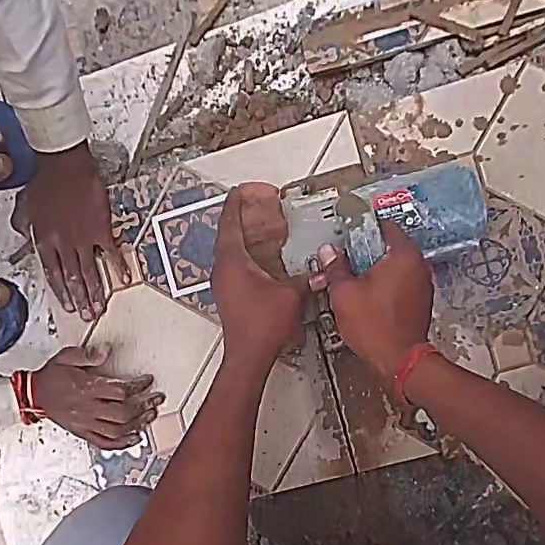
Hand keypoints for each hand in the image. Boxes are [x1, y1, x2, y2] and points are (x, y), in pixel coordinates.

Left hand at [14, 144, 127, 322]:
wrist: (63, 164)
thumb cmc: (46, 180)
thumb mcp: (26, 203)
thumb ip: (25, 223)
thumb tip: (22, 234)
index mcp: (44, 239)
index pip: (52, 272)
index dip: (61, 292)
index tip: (68, 306)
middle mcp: (63, 243)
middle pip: (72, 278)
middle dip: (80, 299)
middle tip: (87, 316)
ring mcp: (82, 238)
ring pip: (89, 272)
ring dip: (96, 292)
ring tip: (101, 307)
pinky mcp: (100, 230)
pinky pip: (110, 254)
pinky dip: (117, 268)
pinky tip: (123, 280)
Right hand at [26, 346, 160, 449]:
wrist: (33, 394)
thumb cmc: (51, 376)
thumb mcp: (66, 357)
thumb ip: (87, 355)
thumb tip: (106, 352)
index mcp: (86, 389)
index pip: (120, 390)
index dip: (138, 386)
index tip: (148, 381)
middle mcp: (88, 409)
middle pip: (124, 413)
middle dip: (144, 406)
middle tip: (156, 400)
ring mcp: (86, 423)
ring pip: (117, 430)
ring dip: (138, 424)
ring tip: (150, 416)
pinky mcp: (83, 432)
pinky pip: (104, 443)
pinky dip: (122, 443)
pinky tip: (134, 438)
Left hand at [211, 183, 304, 377]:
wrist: (249, 356)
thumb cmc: (261, 327)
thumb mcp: (291, 295)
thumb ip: (307, 278)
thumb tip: (321, 271)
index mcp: (232, 259)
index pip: (231, 216)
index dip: (242, 198)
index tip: (253, 188)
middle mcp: (224, 267)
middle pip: (232, 230)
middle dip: (251, 215)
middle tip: (268, 205)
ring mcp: (226, 282)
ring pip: (236, 248)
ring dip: (254, 235)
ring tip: (273, 227)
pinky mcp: (232, 294)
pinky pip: (241, 264)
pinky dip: (255, 254)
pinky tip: (273, 257)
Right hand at [310, 221, 432, 376]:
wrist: (399, 360)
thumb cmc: (375, 326)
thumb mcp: (344, 293)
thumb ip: (336, 267)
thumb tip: (329, 252)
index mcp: (404, 255)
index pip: (385, 225)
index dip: (364, 227)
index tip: (349, 234)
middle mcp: (419, 266)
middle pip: (391, 247)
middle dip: (368, 251)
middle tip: (347, 260)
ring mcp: (423, 285)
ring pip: (397, 267)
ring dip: (378, 270)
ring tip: (356, 281)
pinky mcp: (421, 302)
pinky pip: (402, 284)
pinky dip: (387, 285)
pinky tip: (370, 297)